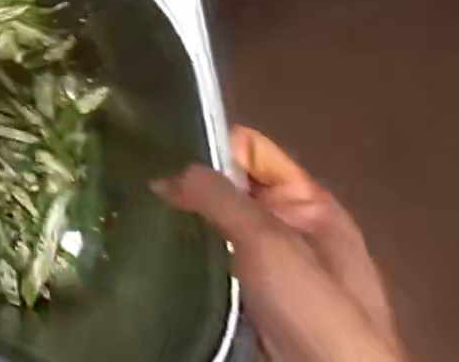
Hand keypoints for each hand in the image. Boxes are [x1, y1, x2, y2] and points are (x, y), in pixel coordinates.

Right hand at [153, 127, 405, 361]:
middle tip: (146, 183)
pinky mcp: (250, 301)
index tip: (166, 154)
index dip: (211, 145)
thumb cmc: (315, 312)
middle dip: (189, 184)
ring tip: (144, 213)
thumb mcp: (268, 242)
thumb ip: (216, 195)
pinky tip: (159, 248)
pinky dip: (187, 252)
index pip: (249, 148)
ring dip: (185, 221)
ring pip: (216, 224)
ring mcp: (271, 268)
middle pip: (228, 185)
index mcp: (310, 204)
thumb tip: (163, 174)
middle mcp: (291, 228)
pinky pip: (211, 260)